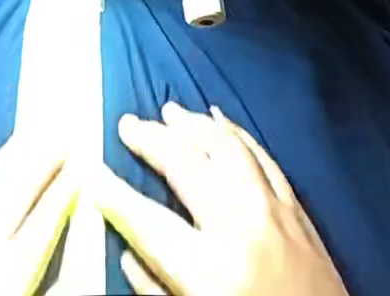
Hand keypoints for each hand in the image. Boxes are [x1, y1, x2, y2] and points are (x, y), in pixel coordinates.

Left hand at [0, 134, 75, 295]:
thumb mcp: (12, 295)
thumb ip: (39, 275)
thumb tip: (72, 236)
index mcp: (8, 273)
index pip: (46, 217)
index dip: (66, 187)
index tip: (84, 162)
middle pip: (16, 193)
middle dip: (43, 165)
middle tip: (65, 140)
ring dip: (6, 163)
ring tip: (28, 141)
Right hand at [92, 102, 349, 295]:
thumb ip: (159, 293)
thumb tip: (129, 252)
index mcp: (213, 270)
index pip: (151, 222)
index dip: (116, 194)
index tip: (92, 170)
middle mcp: (244, 225)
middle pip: (190, 167)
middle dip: (155, 141)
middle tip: (128, 123)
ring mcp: (275, 209)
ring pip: (229, 148)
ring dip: (196, 126)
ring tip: (169, 113)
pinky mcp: (297, 207)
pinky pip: (263, 156)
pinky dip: (238, 134)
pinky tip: (221, 121)